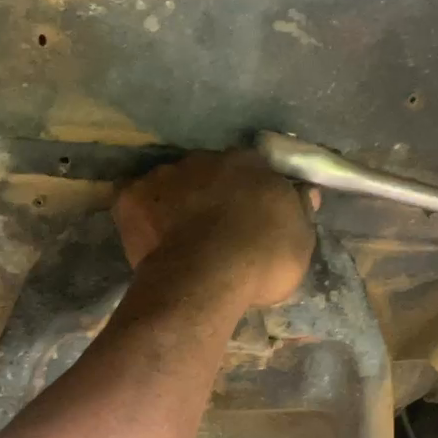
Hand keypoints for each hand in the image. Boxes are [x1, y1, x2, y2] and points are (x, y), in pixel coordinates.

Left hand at [113, 150, 315, 309]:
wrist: (206, 278)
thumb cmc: (261, 260)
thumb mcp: (300, 242)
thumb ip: (301, 212)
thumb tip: (306, 193)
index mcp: (248, 163)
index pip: (251, 169)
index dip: (250, 193)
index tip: (250, 217)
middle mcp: (204, 158)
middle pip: (208, 172)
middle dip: (210, 194)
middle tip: (214, 230)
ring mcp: (164, 175)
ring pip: (171, 184)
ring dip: (176, 203)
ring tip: (180, 239)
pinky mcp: (132, 199)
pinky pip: (136, 203)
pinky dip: (143, 217)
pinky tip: (151, 241)